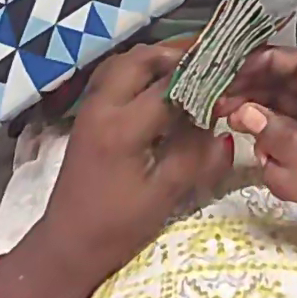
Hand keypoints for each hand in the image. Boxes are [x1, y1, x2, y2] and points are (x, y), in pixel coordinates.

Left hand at [22, 44, 233, 297]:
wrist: (67, 244)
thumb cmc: (117, 227)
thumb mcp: (164, 195)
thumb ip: (196, 155)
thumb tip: (222, 124)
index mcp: (122, 128)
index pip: (168, 86)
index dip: (200, 76)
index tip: (229, 71)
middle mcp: (102, 107)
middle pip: (140, 60)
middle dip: (175, 53)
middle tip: (208, 58)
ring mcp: (90, 108)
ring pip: (122, 62)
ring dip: (154, 58)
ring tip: (188, 66)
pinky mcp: (87, 114)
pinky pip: (112, 75)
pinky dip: (137, 69)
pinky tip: (157, 83)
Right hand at [215, 47, 296, 297]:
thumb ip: (286, 146)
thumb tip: (240, 112)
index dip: (261, 63)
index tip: (223, 75)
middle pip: (289, 87)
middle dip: (255, 96)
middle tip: (216, 109)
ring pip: (287, 117)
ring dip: (265, 129)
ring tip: (238, 139)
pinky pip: (294, 147)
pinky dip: (279, 157)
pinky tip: (272, 173)